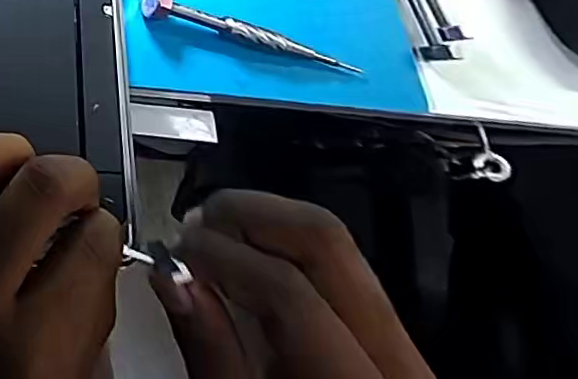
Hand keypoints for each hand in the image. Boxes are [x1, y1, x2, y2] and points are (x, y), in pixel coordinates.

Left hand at [0, 124, 122, 378]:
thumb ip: (87, 312)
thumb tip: (95, 240)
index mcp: (28, 350)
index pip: (93, 245)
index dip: (108, 228)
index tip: (100, 228)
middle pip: (40, 186)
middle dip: (74, 175)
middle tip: (75, 188)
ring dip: (11, 150)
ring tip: (22, 166)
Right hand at [151, 190, 433, 378]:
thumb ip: (210, 351)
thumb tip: (171, 274)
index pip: (286, 286)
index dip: (218, 254)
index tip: (175, 252)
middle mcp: (399, 363)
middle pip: (323, 238)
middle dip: (243, 213)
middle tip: (195, 229)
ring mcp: (406, 351)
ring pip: (333, 245)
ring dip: (259, 226)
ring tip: (213, 244)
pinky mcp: (393, 344)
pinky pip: (338, 270)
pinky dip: (280, 251)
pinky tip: (245, 269)